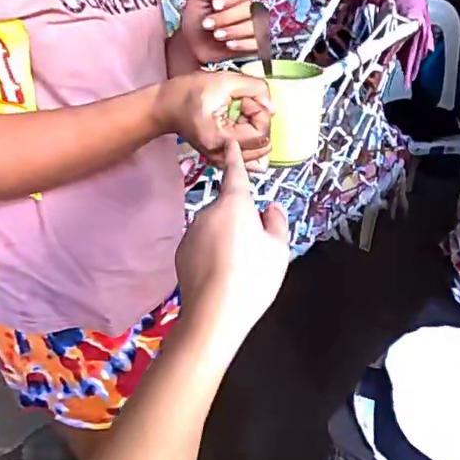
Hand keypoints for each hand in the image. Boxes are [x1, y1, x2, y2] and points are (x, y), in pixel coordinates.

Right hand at [153, 69, 271, 165]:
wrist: (166, 107)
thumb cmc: (189, 92)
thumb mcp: (224, 81)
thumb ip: (255, 89)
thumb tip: (273, 107)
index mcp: (222, 139)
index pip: (261, 134)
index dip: (259, 113)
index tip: (244, 100)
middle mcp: (223, 157)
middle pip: (263, 146)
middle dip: (260, 122)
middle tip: (242, 106)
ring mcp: (223, 162)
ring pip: (260, 154)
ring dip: (257, 131)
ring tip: (240, 116)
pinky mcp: (223, 160)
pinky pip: (250, 159)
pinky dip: (252, 143)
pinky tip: (240, 127)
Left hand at [172, 0, 256, 64]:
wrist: (194, 44)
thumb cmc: (195, 19)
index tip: (215, 5)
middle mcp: (250, 6)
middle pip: (251, 8)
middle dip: (228, 17)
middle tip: (210, 23)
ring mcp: (255, 25)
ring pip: (255, 25)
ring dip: (234, 30)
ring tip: (217, 34)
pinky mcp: (257, 43)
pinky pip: (258, 42)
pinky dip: (242, 44)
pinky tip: (229, 44)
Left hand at [175, 141, 289, 342]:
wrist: (214, 314)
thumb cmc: (254, 277)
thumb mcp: (279, 249)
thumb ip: (276, 222)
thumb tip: (269, 208)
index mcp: (234, 204)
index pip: (235, 174)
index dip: (235, 159)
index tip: (231, 144)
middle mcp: (207, 212)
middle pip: (229, 209)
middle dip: (240, 221)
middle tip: (256, 250)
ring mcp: (191, 232)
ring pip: (215, 228)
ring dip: (226, 239)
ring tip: (239, 269)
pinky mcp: (181, 254)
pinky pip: (203, 246)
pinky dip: (212, 254)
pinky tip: (222, 276)